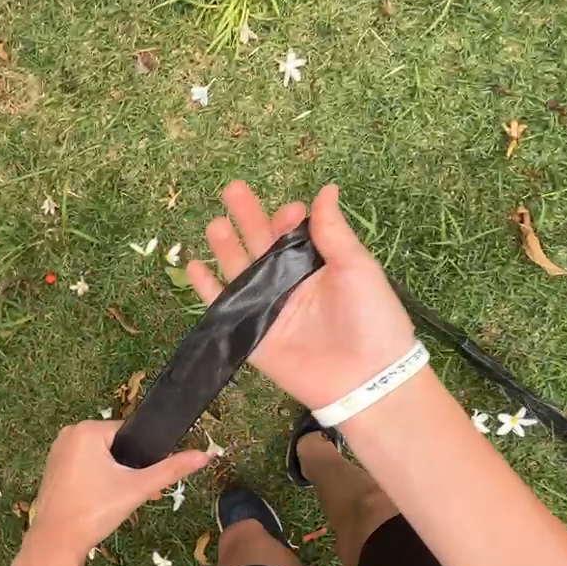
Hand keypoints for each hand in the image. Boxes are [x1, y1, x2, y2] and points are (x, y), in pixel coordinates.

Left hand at [24, 422, 209, 558]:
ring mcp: (58, 452)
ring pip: (100, 458)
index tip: (154, 480)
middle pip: (115, 446)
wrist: (56, 542)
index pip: (129, 434)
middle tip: (143, 494)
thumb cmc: (95, 510)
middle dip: (132, 469)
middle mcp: (69, 434)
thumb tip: (206, 455)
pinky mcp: (53, 469)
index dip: (145, 456)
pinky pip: (84, 467)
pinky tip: (104, 501)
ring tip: (125, 501)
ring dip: (117, 476)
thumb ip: (172, 469)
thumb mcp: (137, 488)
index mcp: (87, 430)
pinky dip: (98, 480)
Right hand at [185, 181, 415, 409]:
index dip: (287, 219)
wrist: (365, 376)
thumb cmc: (371, 318)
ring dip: (226, 247)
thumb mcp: (358, 268)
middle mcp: (288, 283)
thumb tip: (325, 189)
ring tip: (215, 225)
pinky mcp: (251, 334)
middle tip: (233, 190)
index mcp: (315, 266)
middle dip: (247, 217)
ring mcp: (267, 308)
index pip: (292, 234)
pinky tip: (195, 266)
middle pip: (260, 244)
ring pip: (239, 270)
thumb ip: (334, 232)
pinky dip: (207, 288)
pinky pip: (223, 306)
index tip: (290, 211)